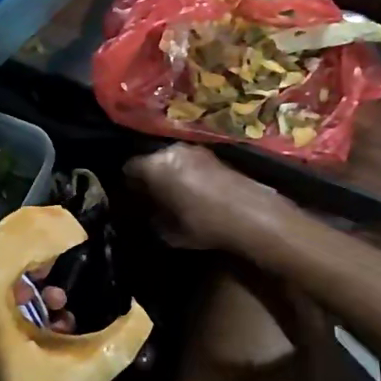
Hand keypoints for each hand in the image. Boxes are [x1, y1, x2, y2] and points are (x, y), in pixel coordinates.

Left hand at [0, 281, 76, 380]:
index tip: (14, 273)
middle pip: (11, 310)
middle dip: (26, 291)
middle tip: (43, 283)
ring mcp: (27, 364)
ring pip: (37, 320)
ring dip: (48, 304)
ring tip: (60, 302)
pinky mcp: (54, 372)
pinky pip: (61, 340)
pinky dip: (66, 326)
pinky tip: (70, 325)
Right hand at [124, 144, 296, 252]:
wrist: (251, 214)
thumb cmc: (204, 225)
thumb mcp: (170, 232)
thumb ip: (154, 219)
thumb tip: (152, 214)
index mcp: (155, 165)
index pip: (129, 168)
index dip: (128, 184)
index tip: (133, 198)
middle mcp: (172, 150)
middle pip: (150, 159)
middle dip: (149, 176)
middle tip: (152, 196)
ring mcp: (195, 148)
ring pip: (171, 158)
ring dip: (169, 172)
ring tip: (174, 193)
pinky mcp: (214, 153)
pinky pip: (190, 160)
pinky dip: (187, 171)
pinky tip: (194, 189)